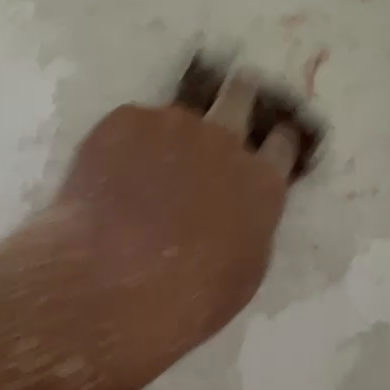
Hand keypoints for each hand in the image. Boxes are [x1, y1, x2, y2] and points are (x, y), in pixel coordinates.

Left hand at [52, 69, 301, 344]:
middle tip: (228, 97)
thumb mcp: (243, 269)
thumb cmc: (189, 296)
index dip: (275, 139)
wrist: (115, 282)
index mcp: (262, 182)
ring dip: (167, 136)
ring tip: (141, 170)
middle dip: (238, 92)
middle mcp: (224, 141)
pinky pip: (130, 126)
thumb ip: (248, 224)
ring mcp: (173, 125)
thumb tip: (238, 210)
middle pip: (239, 94)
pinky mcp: (126, 121)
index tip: (269, 136)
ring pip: (176, 118)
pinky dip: (123, 146)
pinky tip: (107, 178)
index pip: (282, 143)